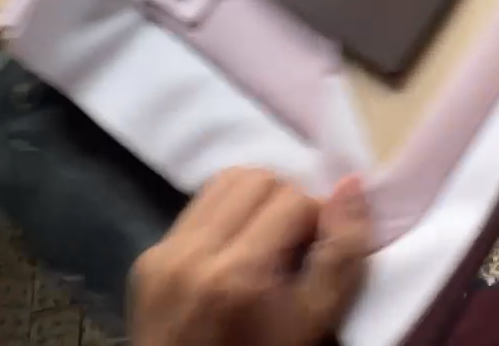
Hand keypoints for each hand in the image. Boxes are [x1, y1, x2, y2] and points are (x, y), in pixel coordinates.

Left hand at [130, 169, 370, 345]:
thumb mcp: (317, 319)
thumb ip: (342, 252)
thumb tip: (351, 182)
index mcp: (236, 275)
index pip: (295, 199)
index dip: (318, 217)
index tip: (317, 249)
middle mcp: (192, 256)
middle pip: (262, 179)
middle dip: (289, 200)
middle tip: (294, 241)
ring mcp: (163, 256)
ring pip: (230, 180)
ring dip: (259, 198)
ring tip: (267, 237)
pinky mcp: (147, 258)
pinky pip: (202, 203)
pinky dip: (229, 212)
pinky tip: (237, 246)